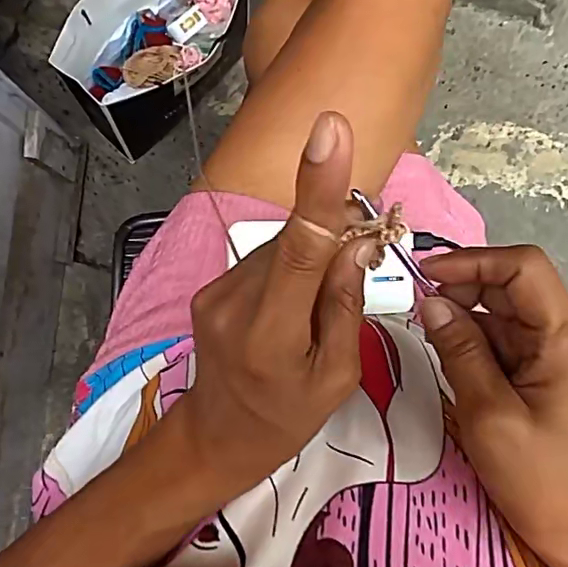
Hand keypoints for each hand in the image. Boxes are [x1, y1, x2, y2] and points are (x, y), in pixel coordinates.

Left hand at [159, 112, 378, 509]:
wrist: (215, 436)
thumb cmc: (284, 419)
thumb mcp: (335, 378)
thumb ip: (345, 306)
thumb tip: (357, 244)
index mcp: (270, 334)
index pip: (300, 248)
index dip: (319, 187)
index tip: (330, 129)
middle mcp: (233, 302)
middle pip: (295, 240)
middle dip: (332, 238)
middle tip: (360, 263)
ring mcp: (213, 292)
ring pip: (278, 247)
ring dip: (309, 257)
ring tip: (313, 307)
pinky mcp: (207, 288)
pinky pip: (261, 260)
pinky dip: (286, 268)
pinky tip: (289, 304)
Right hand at [415, 246, 567, 566]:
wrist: (563, 524)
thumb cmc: (532, 474)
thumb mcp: (487, 411)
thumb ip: (460, 350)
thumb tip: (430, 302)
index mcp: (565, 339)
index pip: (524, 268)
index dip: (473, 261)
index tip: (425, 275)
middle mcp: (563, 334)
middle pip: (511, 282)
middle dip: (461, 284)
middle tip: (415, 305)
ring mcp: (549, 351)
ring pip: (500, 306)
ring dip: (460, 309)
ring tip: (423, 328)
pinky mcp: (534, 367)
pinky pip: (497, 333)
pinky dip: (466, 332)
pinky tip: (442, 347)